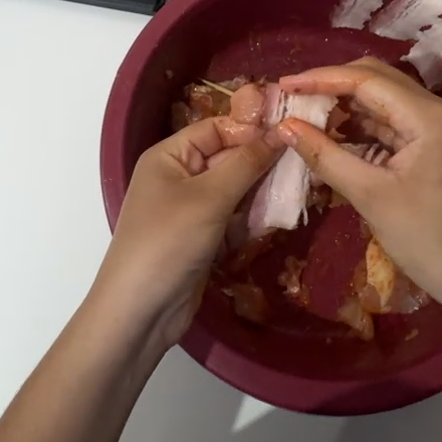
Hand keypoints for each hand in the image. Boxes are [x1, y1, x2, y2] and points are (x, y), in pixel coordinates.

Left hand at [93, 116, 283, 347]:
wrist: (139, 313)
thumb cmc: (168, 243)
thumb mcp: (210, 197)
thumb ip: (247, 163)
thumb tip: (280, 131)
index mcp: (169, 156)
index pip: (216, 128)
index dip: (250, 129)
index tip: (290, 134)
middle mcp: (178, 176)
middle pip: (227, 157)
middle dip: (260, 162)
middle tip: (302, 162)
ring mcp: (190, 209)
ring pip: (234, 188)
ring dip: (260, 191)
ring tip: (295, 190)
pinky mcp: (201, 237)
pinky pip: (232, 216)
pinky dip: (251, 217)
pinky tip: (276, 219)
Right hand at [276, 58, 441, 312]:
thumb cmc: (430, 240)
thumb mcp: (371, 197)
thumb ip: (325, 155)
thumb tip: (284, 126)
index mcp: (427, 115)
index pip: (365, 79)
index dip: (319, 78)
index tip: (281, 86)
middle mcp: (432, 111)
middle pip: (373, 79)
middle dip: (329, 86)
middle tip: (290, 99)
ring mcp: (432, 128)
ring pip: (378, 100)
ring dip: (340, 106)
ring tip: (301, 116)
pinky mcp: (427, 147)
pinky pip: (385, 124)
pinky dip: (355, 127)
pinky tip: (327, 137)